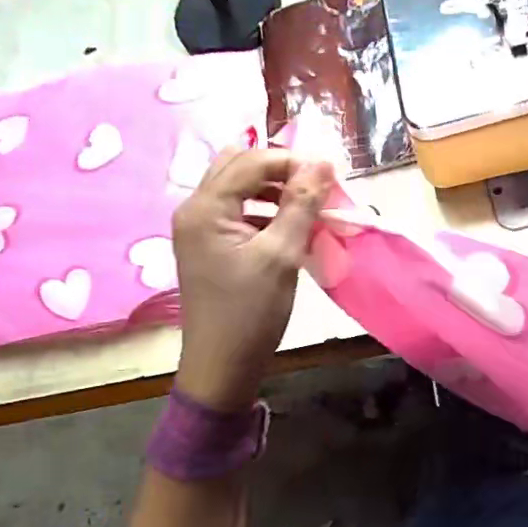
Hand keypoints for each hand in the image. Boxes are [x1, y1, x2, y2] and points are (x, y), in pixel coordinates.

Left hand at [172, 149, 333, 409]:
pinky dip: (266, 214)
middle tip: (319, 190)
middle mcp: (195, 210)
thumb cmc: (251, 313)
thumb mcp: (282, 256)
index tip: (332, 176)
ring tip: (310, 210)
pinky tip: (291, 231)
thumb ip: (301, 205)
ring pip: (240, 190)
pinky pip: (239, 214)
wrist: (222, 366)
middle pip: (240, 167)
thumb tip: (323, 163)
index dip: (293, 161)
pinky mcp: (209, 248)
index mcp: (205, 208)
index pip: (252, 160)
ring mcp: (199, 230)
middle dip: (282, 172)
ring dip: (275, 192)